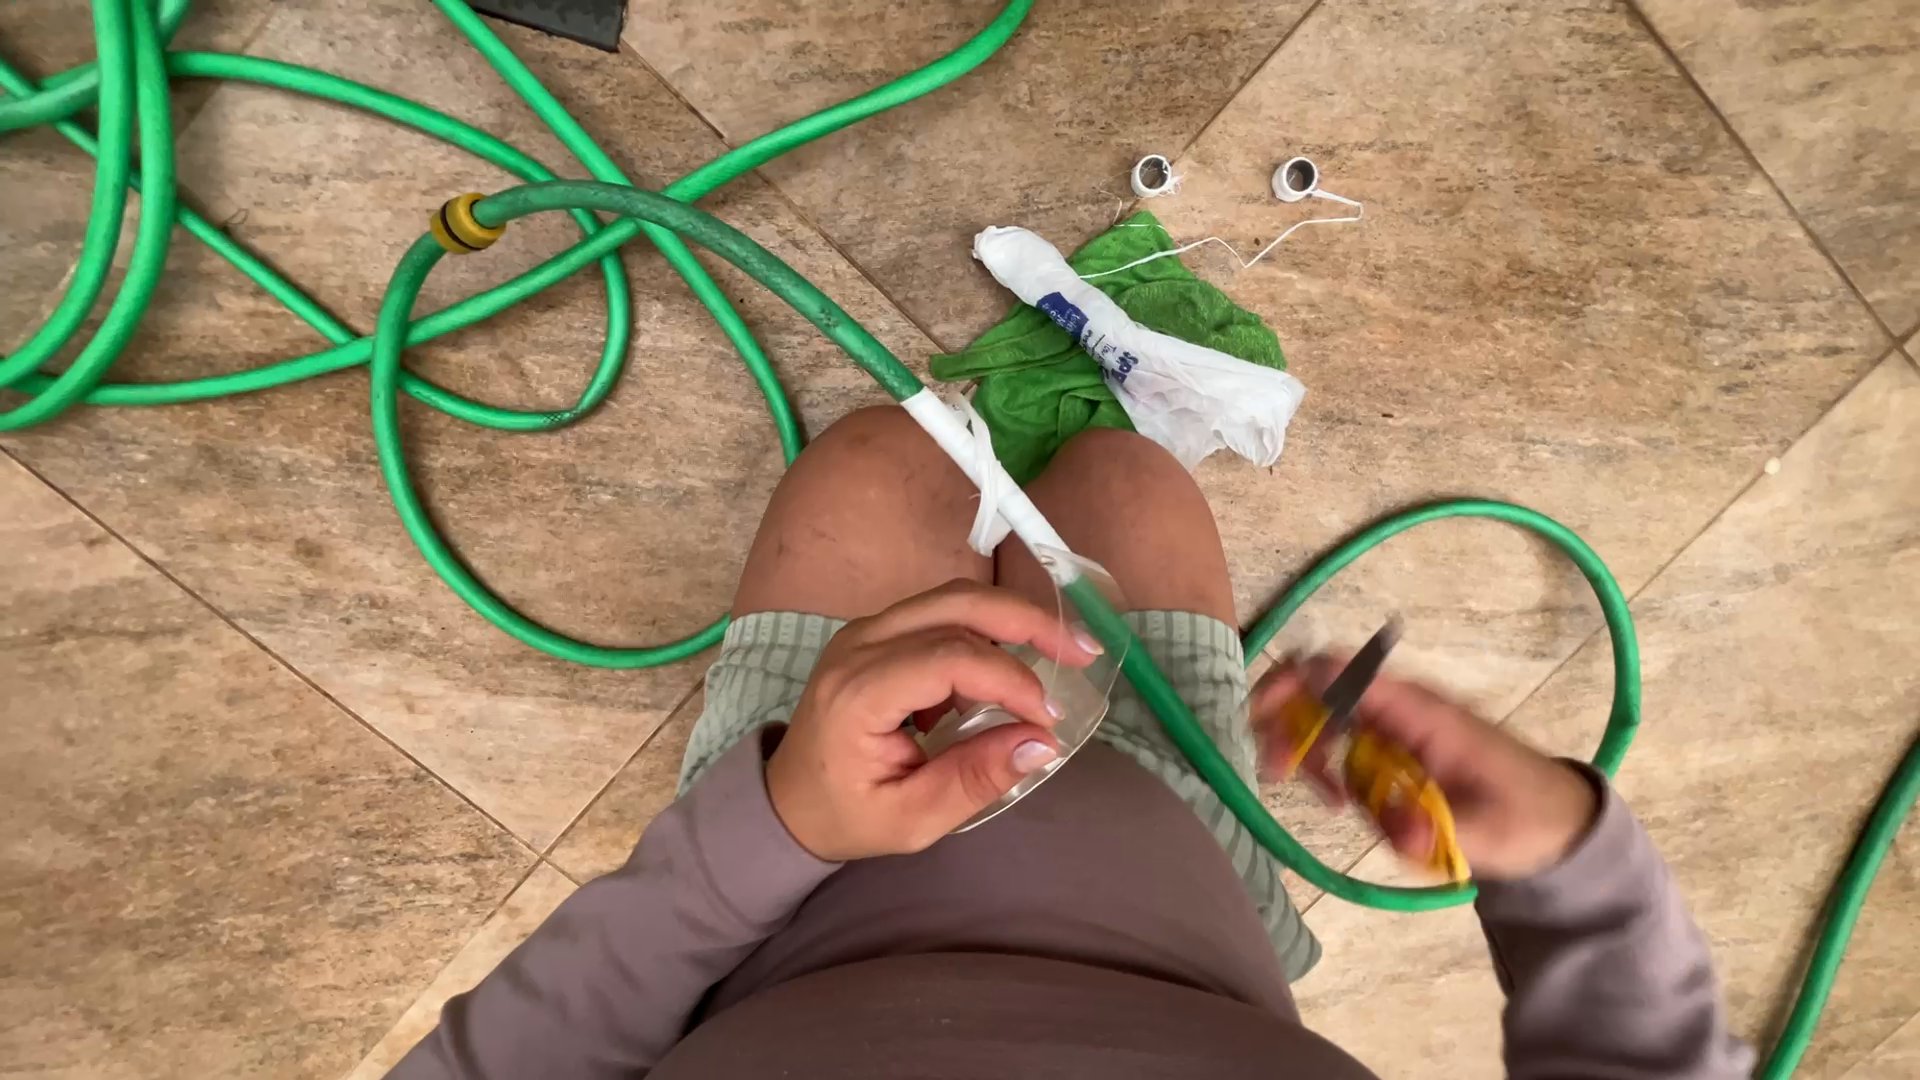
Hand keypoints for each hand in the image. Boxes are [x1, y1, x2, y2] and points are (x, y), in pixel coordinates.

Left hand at [764, 580, 1102, 861]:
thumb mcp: (912, 819)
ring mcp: (867, 630)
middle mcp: (860, 644)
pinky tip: (1017, 660)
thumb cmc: (846, 814)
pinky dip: (988, 628)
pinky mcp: (880, 631)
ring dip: (1014, 616)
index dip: (1010, 680)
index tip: (1050, 718)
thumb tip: (1044, 743)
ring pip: (954, 598)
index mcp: (858, 692)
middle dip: (1028, 621)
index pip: (949, 659)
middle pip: (957, 605)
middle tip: (1083, 650)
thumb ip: (975, 780)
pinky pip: (943, 612)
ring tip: (1064, 646)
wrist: (789, 797)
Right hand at [1251, 657, 1599, 880]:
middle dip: (1284, 725)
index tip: (1260, 718)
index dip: (1290, 682)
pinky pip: (1334, 738)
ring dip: (1303, 752)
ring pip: (1318, 715)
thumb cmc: (1523, 818)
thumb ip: (1432, 830)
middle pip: (1314, 689)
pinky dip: (1321, 765)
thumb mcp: (1483, 833)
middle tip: (1276, 772)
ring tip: (1327, 799)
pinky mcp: (1383, 740)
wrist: (1556, 821)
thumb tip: (1396, 834)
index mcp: (1416, 709)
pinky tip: (1338, 797)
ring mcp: (1387, 720)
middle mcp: (1394, 704)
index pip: (1338, 670)